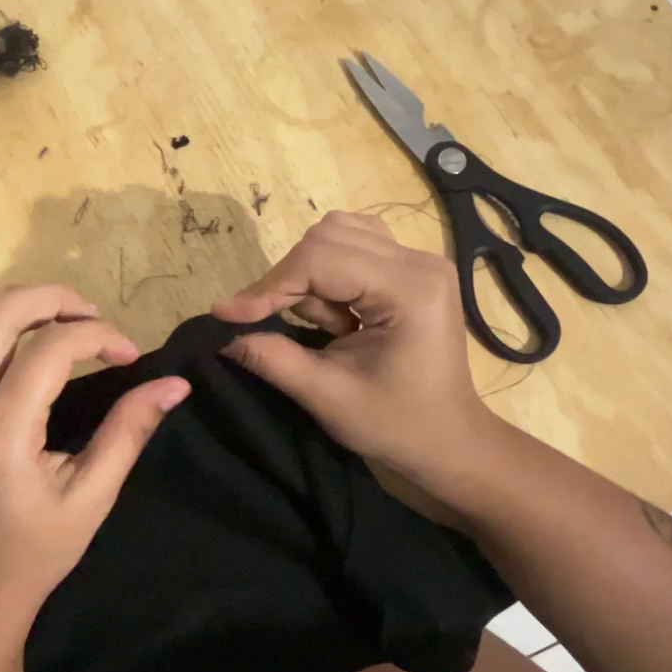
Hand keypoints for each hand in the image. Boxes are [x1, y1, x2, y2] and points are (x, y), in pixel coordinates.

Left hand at [0, 285, 190, 635]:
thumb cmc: (36, 552)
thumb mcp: (92, 496)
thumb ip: (129, 432)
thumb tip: (174, 385)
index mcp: (2, 431)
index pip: (51, 349)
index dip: (99, 337)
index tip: (130, 355)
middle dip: (51, 299)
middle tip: (91, 315)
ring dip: (7, 307)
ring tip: (48, 321)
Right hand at [211, 211, 495, 479]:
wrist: (447, 438)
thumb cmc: (394, 424)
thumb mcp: (326, 397)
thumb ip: (273, 359)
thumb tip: (224, 334)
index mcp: (409, 290)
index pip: (320, 259)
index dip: (268, 285)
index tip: (228, 315)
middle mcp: (420, 261)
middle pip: (326, 238)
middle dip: (290, 282)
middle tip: (289, 330)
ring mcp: (419, 259)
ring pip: (336, 233)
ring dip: (310, 275)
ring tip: (326, 325)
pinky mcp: (411, 266)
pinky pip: (353, 243)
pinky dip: (327, 270)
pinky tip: (335, 308)